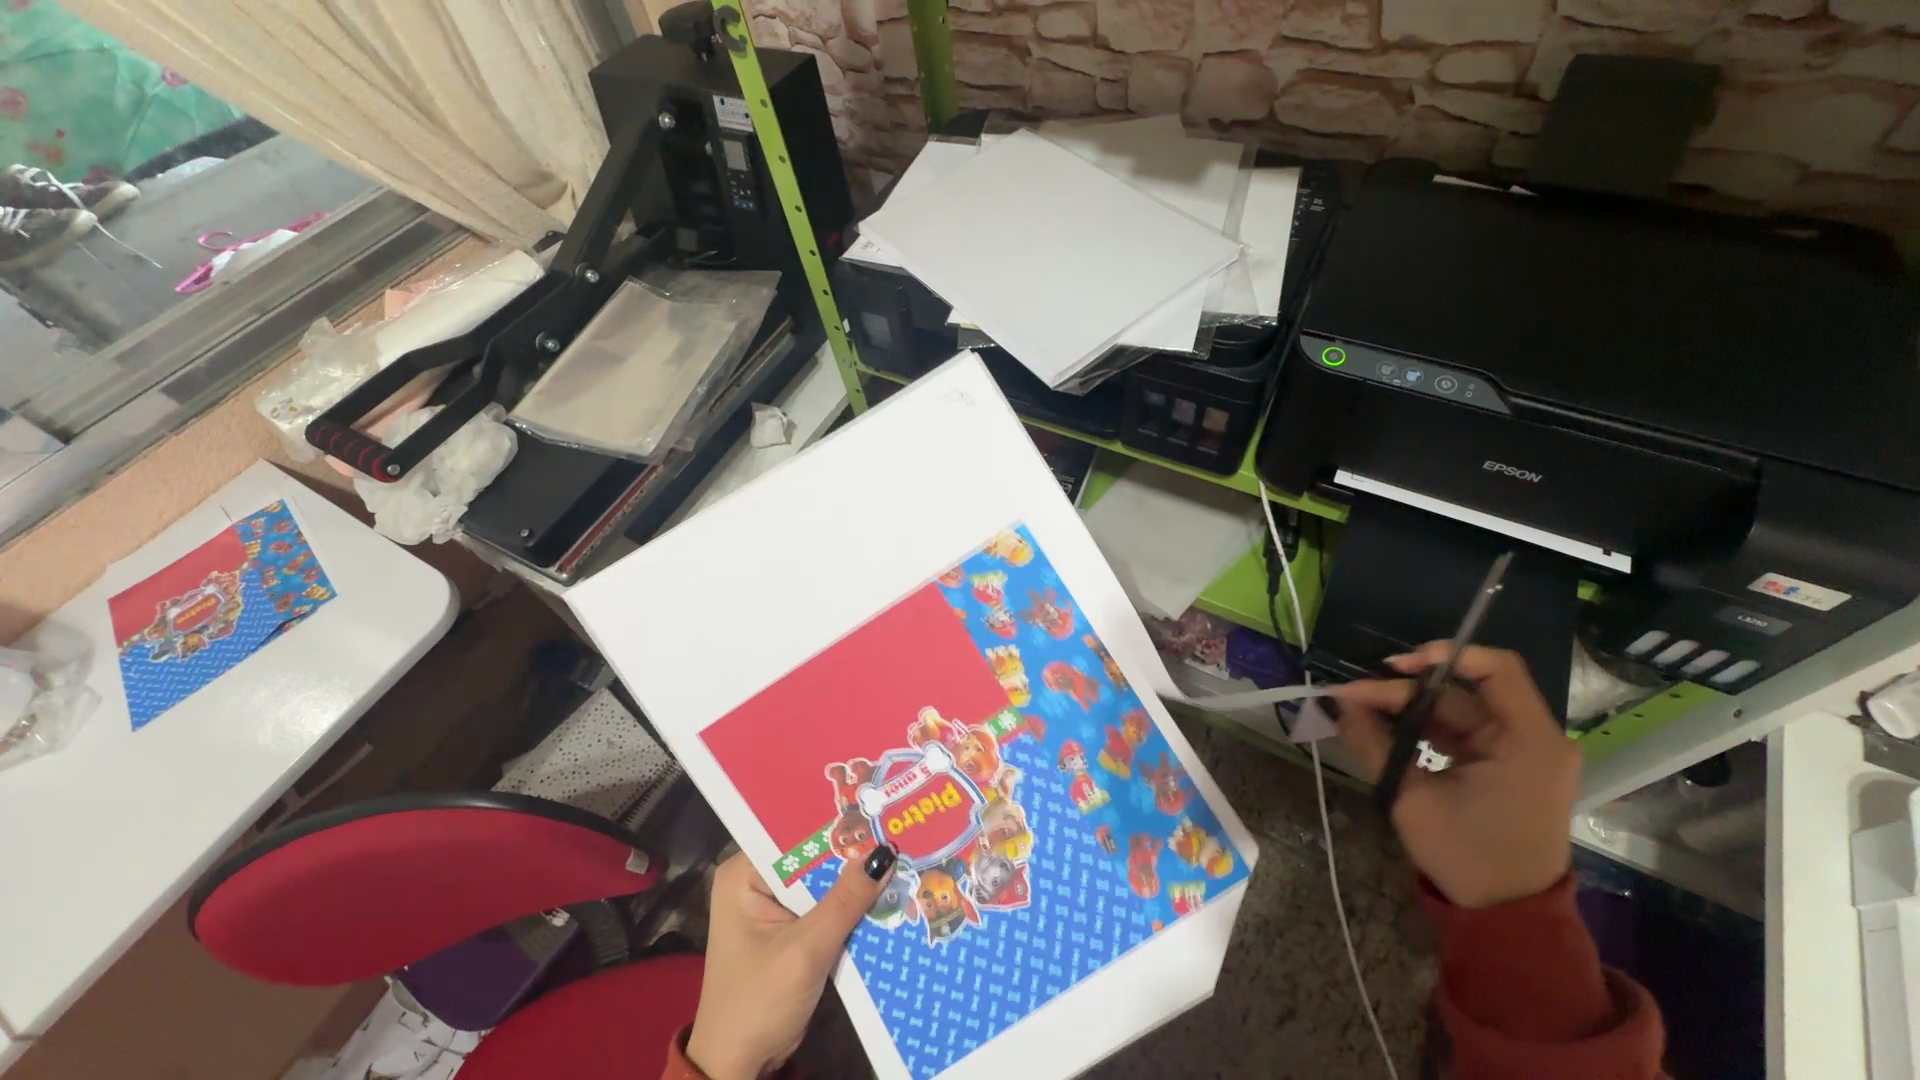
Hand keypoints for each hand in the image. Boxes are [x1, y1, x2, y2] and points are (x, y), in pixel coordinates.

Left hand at [685, 846, 895, 1079]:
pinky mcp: (793, 934)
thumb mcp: (805, 950)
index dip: (836, 823)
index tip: (877, 808)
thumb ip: (845, 901)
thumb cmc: (759, 1003)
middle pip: (813, 858)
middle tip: (900, 828)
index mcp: (744, 875)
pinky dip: (854, 907)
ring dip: (858, 880)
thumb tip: (885, 852)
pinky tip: (890, 892)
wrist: (739, 1068)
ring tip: (905, 853)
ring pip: (825, 883)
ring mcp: (776, 910)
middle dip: (853, 852)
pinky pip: (828, 908)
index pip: (794, 834)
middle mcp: (757, 883)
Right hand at [1330, 642, 1579, 908]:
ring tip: (1358, 711)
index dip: (1444, 655)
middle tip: (1350, 697)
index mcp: (1529, 741)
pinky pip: (1462, 733)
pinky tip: (1384, 730)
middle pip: (1465, 692)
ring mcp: (1521, 753)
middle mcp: (1534, 738)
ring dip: (1409, 709)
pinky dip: (1425, 729)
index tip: (1394, 666)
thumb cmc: (1466, 856)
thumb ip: (1374, 744)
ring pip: (1458, 711)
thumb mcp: (1411, 798)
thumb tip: (1339, 703)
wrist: (1508, 917)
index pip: (1496, 668)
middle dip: (1405, 692)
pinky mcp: (1506, 767)